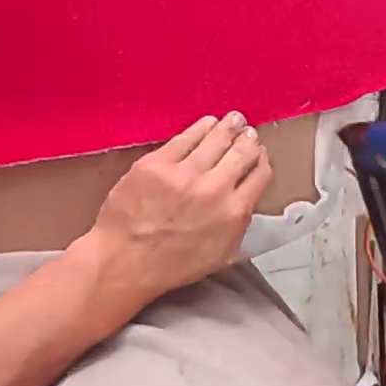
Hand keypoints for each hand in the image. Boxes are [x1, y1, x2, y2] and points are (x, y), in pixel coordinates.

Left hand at [76, 111, 272, 301]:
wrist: (124, 262)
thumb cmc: (172, 265)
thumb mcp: (221, 254)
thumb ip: (239, 223)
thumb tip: (247, 195)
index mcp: (233, 213)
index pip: (260, 173)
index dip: (262, 160)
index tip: (259, 155)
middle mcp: (214, 189)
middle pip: (243, 151)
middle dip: (249, 140)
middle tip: (248, 133)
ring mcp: (184, 174)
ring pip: (217, 138)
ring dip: (230, 126)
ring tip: (234, 119)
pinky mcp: (157, 164)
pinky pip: (186, 137)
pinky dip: (201, 127)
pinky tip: (207, 123)